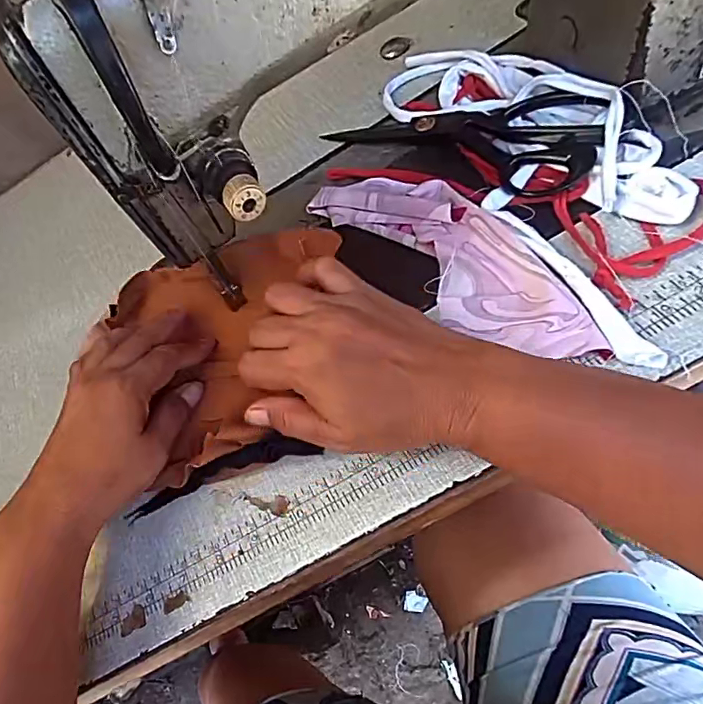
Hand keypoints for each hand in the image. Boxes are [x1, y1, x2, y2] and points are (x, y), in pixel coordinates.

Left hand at [12, 310, 211, 531]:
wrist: (63, 495)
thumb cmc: (109, 479)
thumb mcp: (154, 450)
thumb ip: (174, 414)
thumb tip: (192, 388)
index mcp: (126, 387)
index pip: (165, 358)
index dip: (188, 349)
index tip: (206, 343)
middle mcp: (103, 375)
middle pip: (138, 339)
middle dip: (164, 327)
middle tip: (184, 317)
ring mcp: (84, 381)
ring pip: (112, 340)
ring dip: (136, 328)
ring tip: (154, 322)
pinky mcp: (74, 392)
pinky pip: (91, 351)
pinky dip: (105, 337)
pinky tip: (107, 334)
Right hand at [238, 256, 495, 451]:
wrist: (453, 387)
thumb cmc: (400, 417)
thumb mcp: (338, 436)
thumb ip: (290, 421)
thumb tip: (253, 412)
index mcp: (303, 367)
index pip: (249, 365)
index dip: (257, 382)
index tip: (275, 391)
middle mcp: (312, 328)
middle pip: (259, 330)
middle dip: (264, 351)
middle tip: (287, 369)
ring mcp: (336, 304)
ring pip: (278, 295)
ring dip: (278, 315)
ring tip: (295, 335)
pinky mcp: (360, 290)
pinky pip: (321, 267)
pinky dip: (309, 277)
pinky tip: (315, 299)